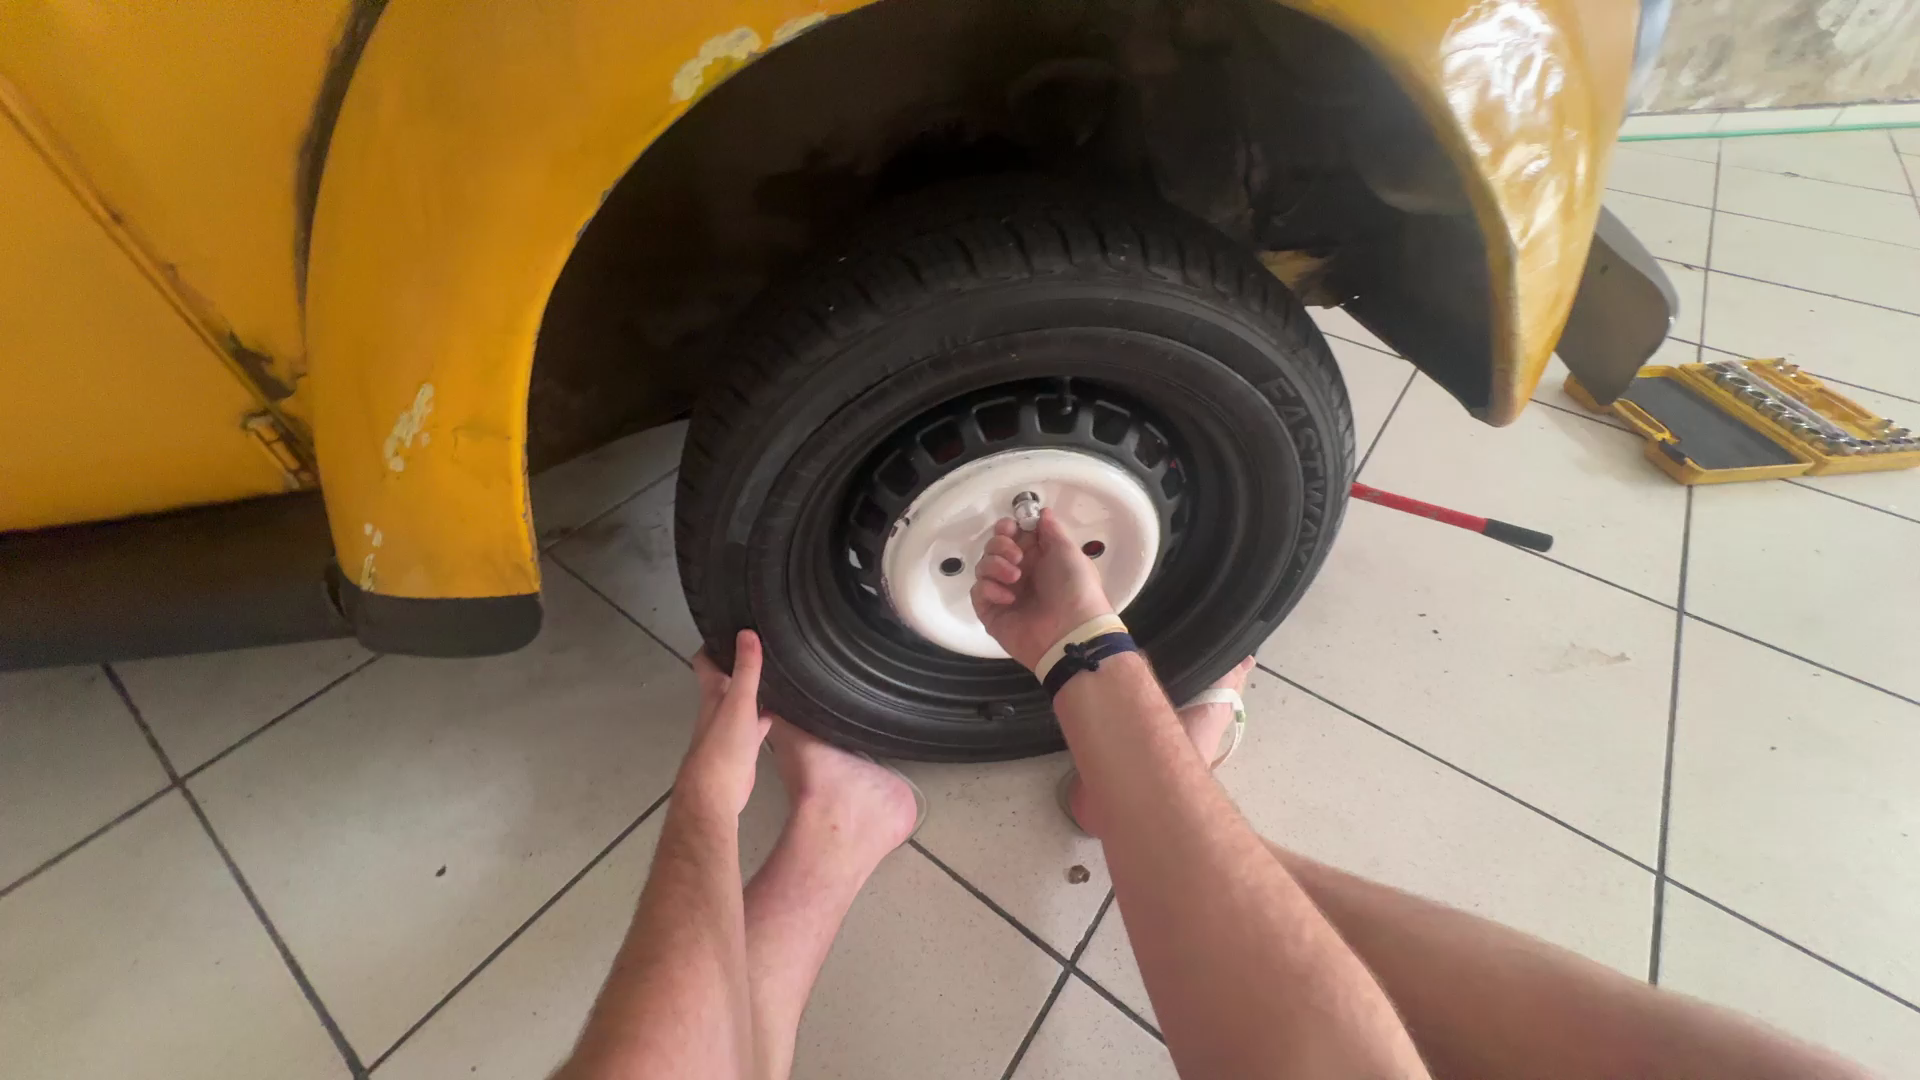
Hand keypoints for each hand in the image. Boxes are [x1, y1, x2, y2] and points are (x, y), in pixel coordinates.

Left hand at [680, 630, 773, 817]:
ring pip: (742, 701)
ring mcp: (730, 728)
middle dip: (738, 662)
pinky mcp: (742, 747)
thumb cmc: (723, 746)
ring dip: (754, 688)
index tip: (727, 625)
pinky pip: (755, 724)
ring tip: (776, 672)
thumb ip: (745, 669)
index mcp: (712, 694)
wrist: (716, 794)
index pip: (705, 661)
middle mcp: (718, 708)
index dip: (712, 643)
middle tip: (761, 644)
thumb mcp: (738, 702)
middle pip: (726, 679)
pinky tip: (780, 711)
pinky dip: (765, 715)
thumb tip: (747, 632)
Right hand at [969, 509, 1114, 671]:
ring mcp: (1004, 593)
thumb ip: (1051, 529)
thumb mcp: (1068, 552)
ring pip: (982, 566)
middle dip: (1000, 545)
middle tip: (1017, 558)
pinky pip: (978, 592)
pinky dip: (990, 589)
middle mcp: (1019, 573)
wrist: (1071, 632)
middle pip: (993, 547)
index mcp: (1037, 557)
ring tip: (1015, 578)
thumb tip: (1042, 512)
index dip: (1007, 528)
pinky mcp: (991, 612)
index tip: (1012, 529)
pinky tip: (1008, 597)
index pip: (1011, 534)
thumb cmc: (1075, 589)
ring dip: (996, 565)